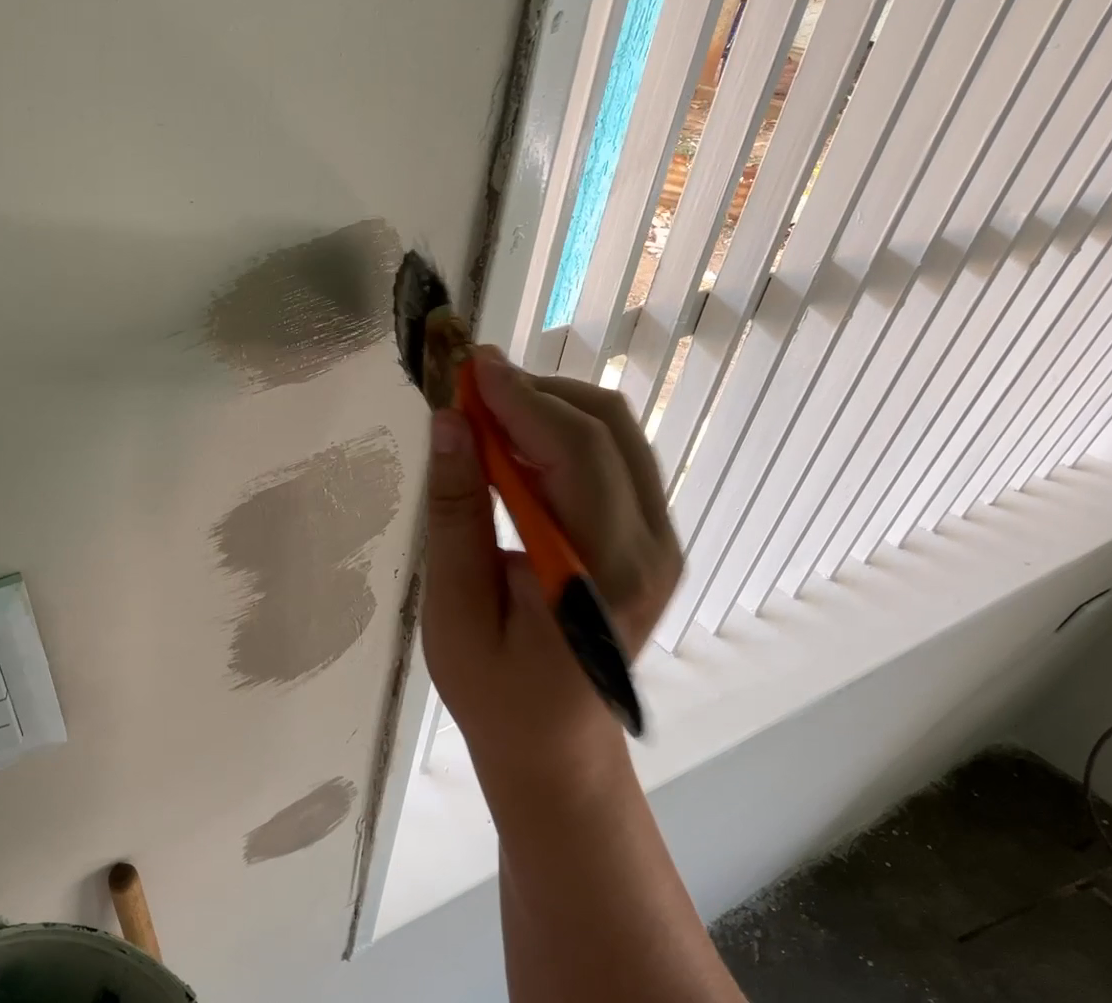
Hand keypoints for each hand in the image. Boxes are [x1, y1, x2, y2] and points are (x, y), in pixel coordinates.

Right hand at [422, 350, 680, 761]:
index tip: (467, 364)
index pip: (576, 453)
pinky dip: (560, 435)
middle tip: (465, 390)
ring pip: (616, 434)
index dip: (520, 398)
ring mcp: (660, 542)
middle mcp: (652, 549)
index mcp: (604, 574)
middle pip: (607, 427)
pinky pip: (613, 459)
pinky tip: (512, 450)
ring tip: (482, 417)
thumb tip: (450, 424)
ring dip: (548, 408)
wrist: (555, 747)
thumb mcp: (455, 610)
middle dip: (533, 393)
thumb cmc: (495, 692)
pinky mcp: (651, 540)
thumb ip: (457, 514)